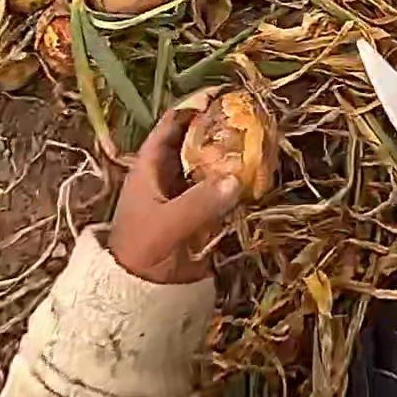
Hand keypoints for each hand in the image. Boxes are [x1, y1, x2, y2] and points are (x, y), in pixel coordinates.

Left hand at [107, 109, 242, 283]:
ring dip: (232, 153)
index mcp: (149, 167)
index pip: (171, 124)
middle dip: (221, 127)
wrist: (137, 301)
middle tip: (249, 117)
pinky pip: (221, 189)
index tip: (220, 95)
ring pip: (211, 163)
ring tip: (259, 140)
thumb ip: (199, 204)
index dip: (192, 106)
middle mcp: (168, 175)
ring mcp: (185, 194)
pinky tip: (257, 175)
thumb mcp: (166, 226)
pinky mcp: (200, 215)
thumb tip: (236, 179)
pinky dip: (237, 180)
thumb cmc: (141, 254)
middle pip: (196, 140)